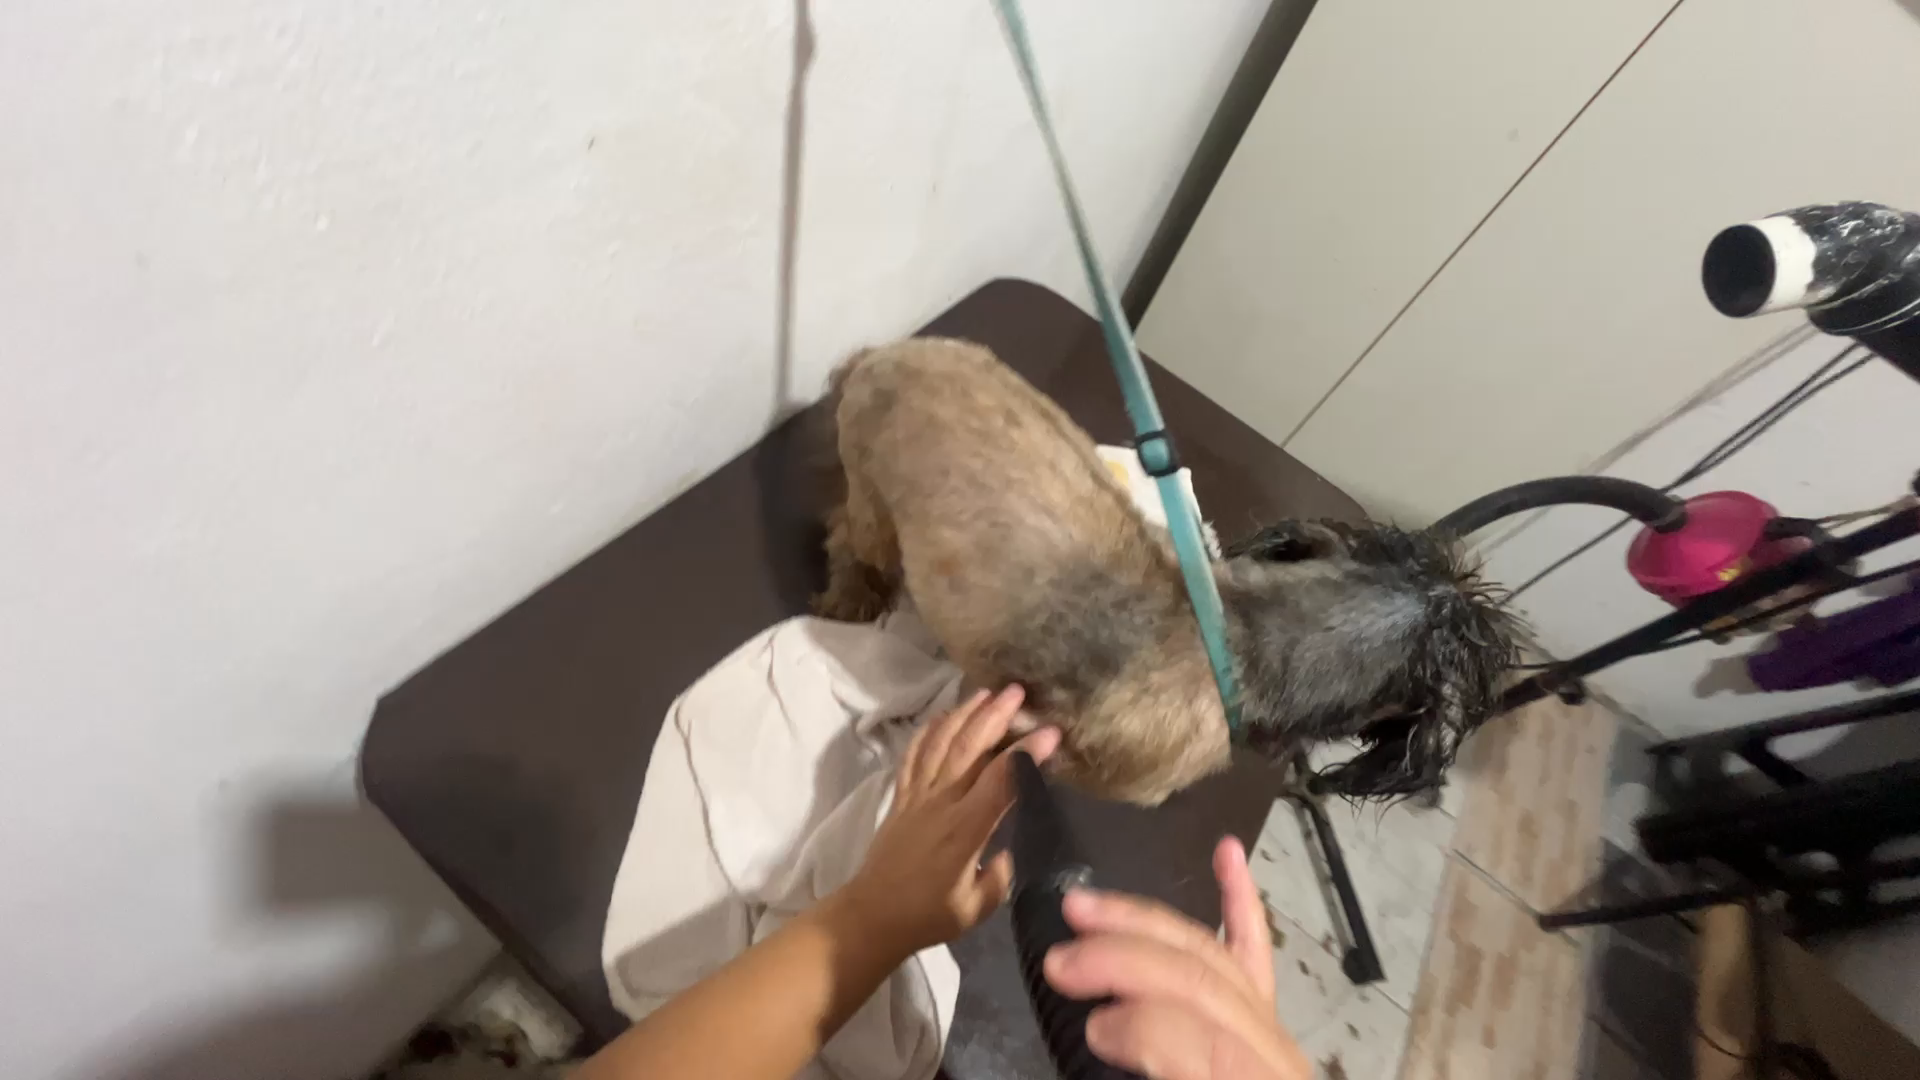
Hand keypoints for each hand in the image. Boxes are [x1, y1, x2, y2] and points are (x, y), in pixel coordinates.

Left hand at [835, 685, 1061, 955]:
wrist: (872, 915)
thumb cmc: (928, 916)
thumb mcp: (976, 908)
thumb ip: (1000, 875)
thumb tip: (1011, 847)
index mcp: (964, 830)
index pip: (1001, 782)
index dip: (1026, 754)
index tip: (1050, 732)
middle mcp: (940, 803)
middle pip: (969, 748)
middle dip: (994, 716)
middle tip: (1018, 692)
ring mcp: (917, 795)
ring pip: (941, 743)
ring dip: (964, 713)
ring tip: (986, 692)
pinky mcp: (900, 795)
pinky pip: (912, 754)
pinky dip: (928, 730)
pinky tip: (943, 714)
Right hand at [1044, 837, 1309, 1079]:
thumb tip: (1092, 1049)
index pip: (1207, 1044)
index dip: (1144, 1024)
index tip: (1090, 1028)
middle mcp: (1278, 1066)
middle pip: (1206, 984)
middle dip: (1127, 958)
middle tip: (1061, 961)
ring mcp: (1280, 1043)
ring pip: (1216, 958)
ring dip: (1147, 922)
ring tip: (1086, 905)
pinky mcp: (1271, 1030)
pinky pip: (1257, 958)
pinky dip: (1240, 902)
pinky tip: (1227, 852)